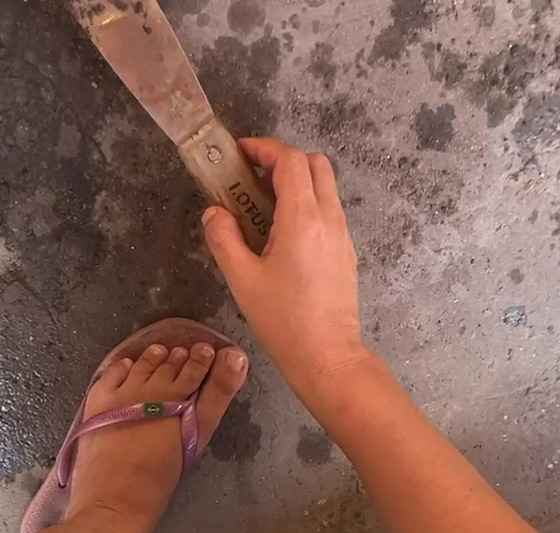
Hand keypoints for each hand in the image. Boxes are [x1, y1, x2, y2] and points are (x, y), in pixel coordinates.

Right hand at [203, 138, 368, 384]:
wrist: (327, 356)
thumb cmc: (284, 322)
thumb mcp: (242, 280)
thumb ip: (224, 239)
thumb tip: (214, 214)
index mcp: (303, 218)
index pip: (290, 160)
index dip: (264, 149)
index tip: (240, 155)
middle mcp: (329, 219)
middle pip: (315, 164)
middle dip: (283, 161)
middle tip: (253, 179)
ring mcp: (342, 236)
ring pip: (325, 188)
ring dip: (297, 184)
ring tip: (264, 209)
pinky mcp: (346, 255)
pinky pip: (329, 214)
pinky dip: (308, 207)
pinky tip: (284, 237)